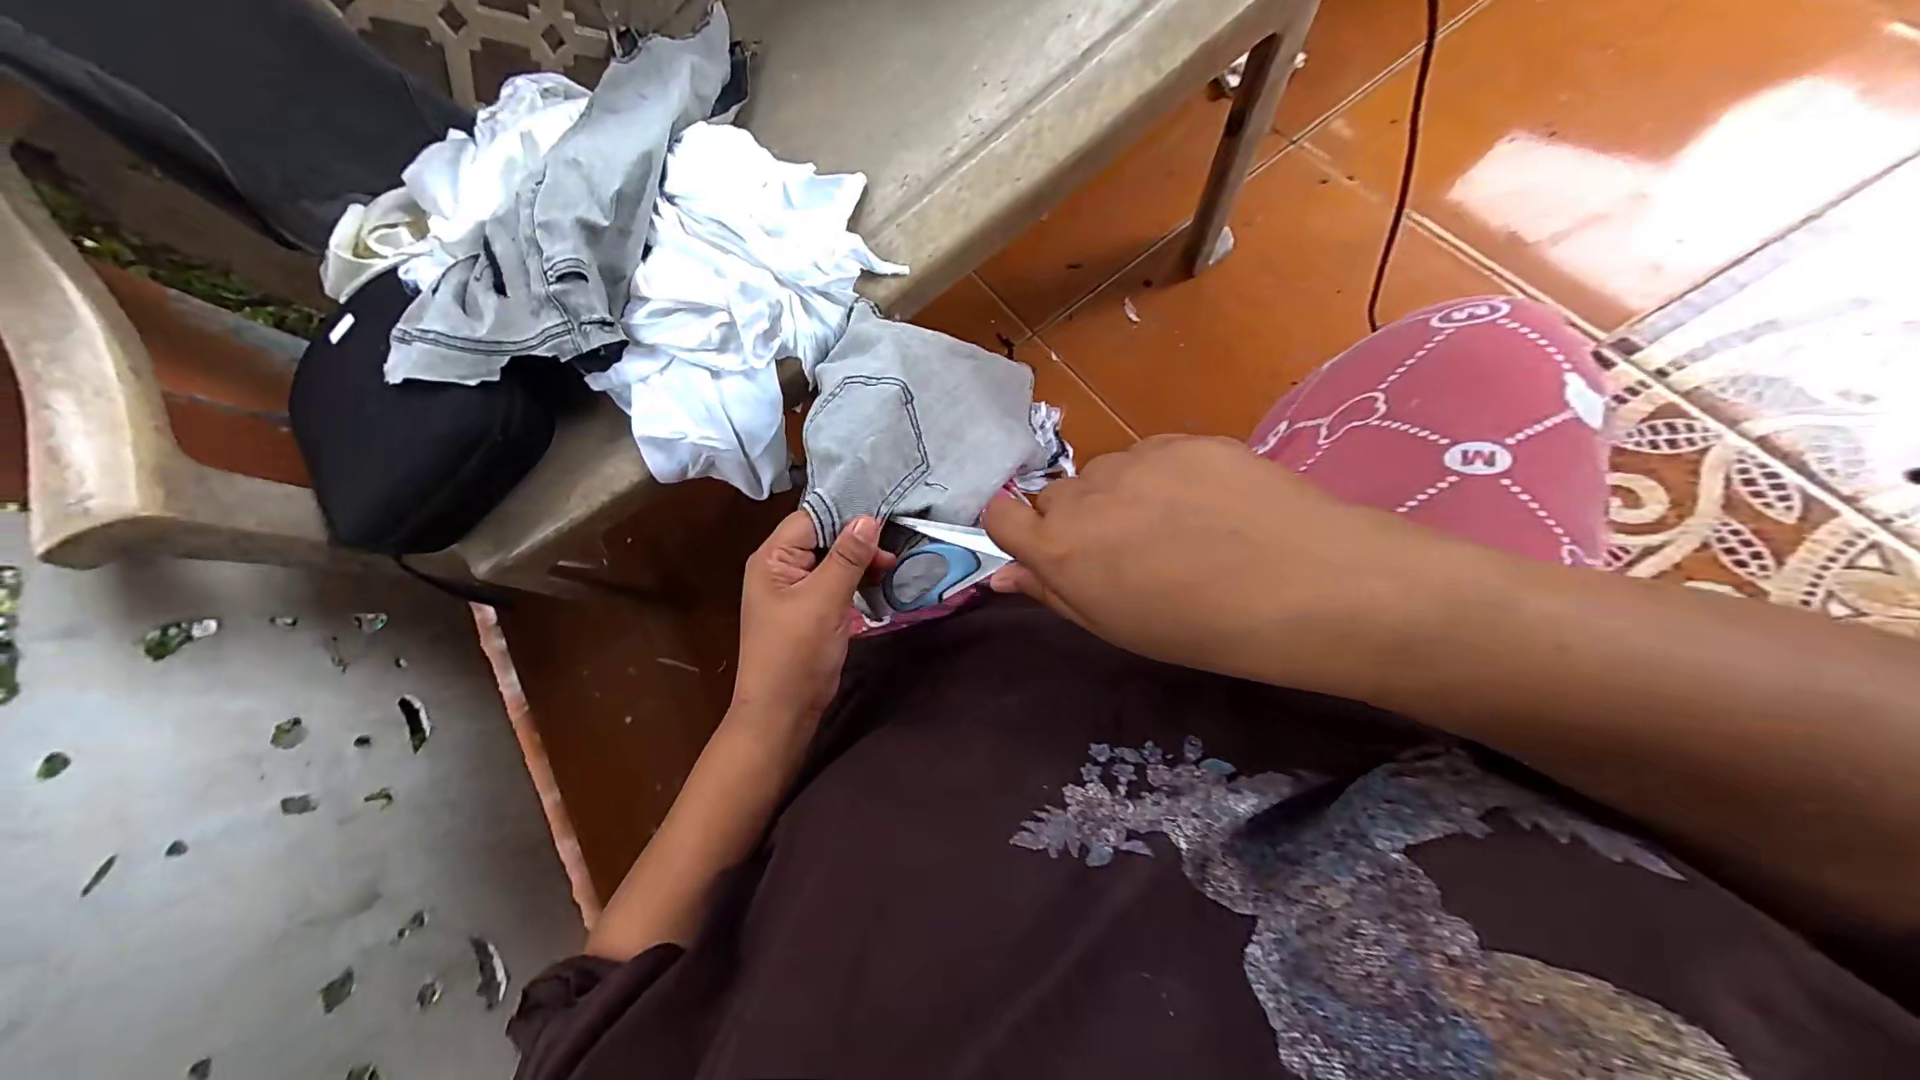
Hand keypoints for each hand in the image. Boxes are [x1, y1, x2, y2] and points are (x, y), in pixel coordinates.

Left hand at [732, 511, 888, 724]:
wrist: (782, 713)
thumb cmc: (797, 654)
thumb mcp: (825, 601)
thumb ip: (847, 558)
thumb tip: (869, 519)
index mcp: (772, 558)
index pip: (811, 519)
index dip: (846, 515)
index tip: (884, 517)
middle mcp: (780, 568)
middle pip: (823, 538)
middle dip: (858, 541)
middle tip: (893, 549)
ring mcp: (795, 590)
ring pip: (833, 561)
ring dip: (861, 562)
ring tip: (891, 567)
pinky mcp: (811, 609)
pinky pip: (835, 583)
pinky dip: (857, 581)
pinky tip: (879, 582)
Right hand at [983, 435, 1479, 693]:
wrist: (1305, 584)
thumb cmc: (1199, 628)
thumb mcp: (1114, 626)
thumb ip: (1052, 592)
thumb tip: (1005, 572)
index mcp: (1058, 546)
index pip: (1000, 515)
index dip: (1018, 532)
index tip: (1048, 552)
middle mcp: (1084, 493)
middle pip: (1054, 497)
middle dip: (1075, 521)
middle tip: (1127, 553)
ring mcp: (1134, 458)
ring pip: (1104, 475)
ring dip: (1120, 498)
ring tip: (1178, 530)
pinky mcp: (1182, 438)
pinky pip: (1151, 456)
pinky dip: (1163, 477)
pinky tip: (1208, 506)